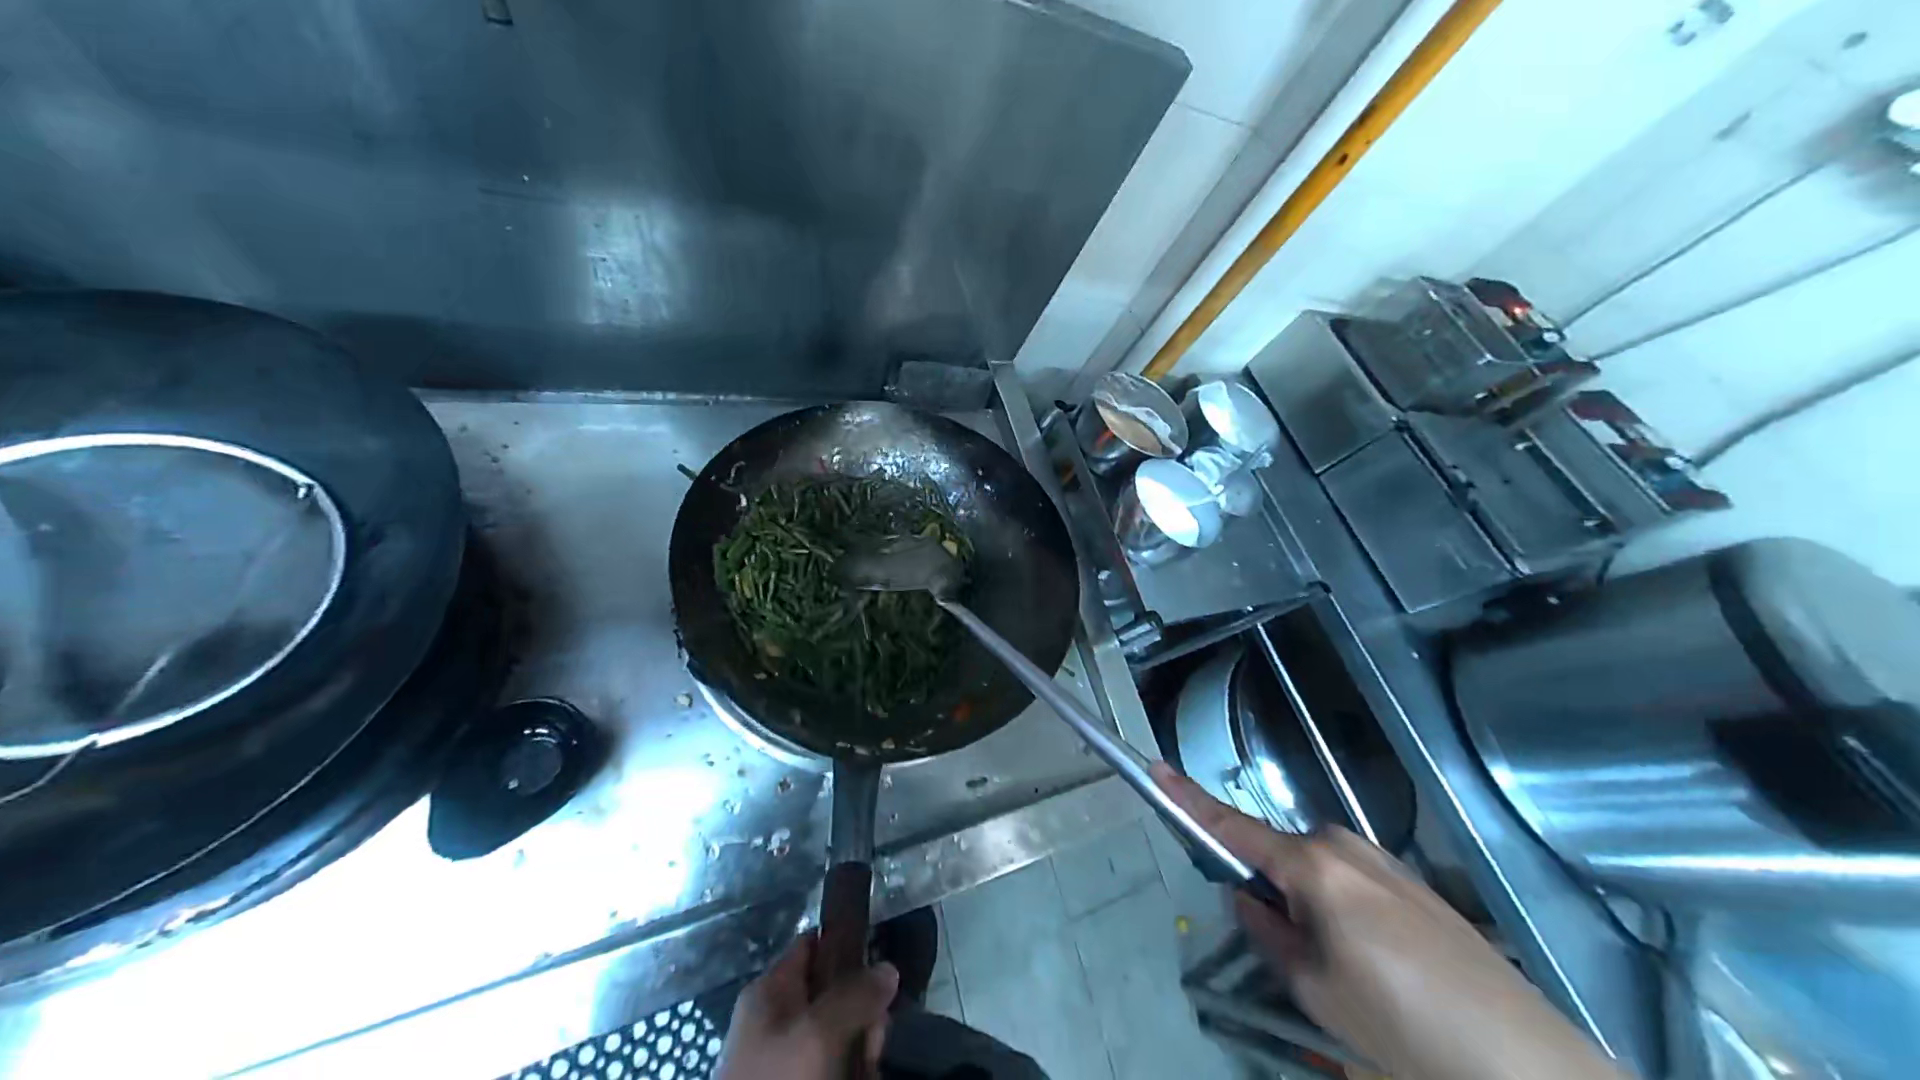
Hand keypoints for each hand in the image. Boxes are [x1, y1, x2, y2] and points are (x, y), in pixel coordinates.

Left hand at [714, 932, 899, 1079]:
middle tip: (875, 1039)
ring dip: (865, 1048)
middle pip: (835, 993)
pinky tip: (864, 1078)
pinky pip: (839, 1067)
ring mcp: (790, 1058)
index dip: (847, 945)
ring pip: (842, 1034)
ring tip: (871, 1068)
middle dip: (864, 1011)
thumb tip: (888, 968)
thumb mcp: (817, 1032)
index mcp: (770, 992)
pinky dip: (856, 1072)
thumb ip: (855, 994)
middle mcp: (779, 1019)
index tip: (882, 960)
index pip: (813, 945)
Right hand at [1153, 763, 1627, 1079]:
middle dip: (1268, 888)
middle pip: (1279, 853)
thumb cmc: (1400, 1022)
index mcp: (1312, 865)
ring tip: (1345, 970)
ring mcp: (1384, 861)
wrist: (1523, 1062)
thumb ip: (1265, 930)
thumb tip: (1250, 898)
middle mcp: (1345, 846)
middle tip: (1290, 951)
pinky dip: (1340, 909)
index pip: (1233, 827)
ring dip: (1307, 903)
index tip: (1155, 768)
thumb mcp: (1313, 987)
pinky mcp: (1413, 883)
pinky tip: (1379, 964)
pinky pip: (1351, 882)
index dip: (1188, 800)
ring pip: (1316, 871)